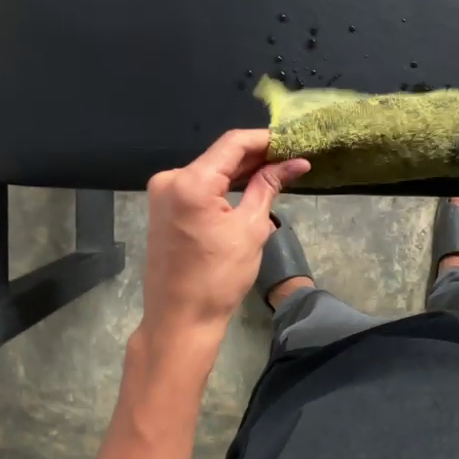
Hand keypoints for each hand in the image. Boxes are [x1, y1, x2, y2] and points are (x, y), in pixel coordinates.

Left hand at [139, 130, 308, 367]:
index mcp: (190, 182)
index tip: (294, 143)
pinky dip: (225, 185)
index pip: (233, 143)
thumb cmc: (219, 278)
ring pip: (210, 169)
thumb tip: (295, 162)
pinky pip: (199, 185)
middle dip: (257, 155)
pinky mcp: (163, 207)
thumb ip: (269, 186)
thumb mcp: (251, 228)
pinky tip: (250, 185)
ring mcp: (163, 193)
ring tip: (278, 171)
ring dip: (242, 170)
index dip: (266, 140)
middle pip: (221, 155)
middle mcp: (170, 179)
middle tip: (292, 158)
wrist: (180, 319)